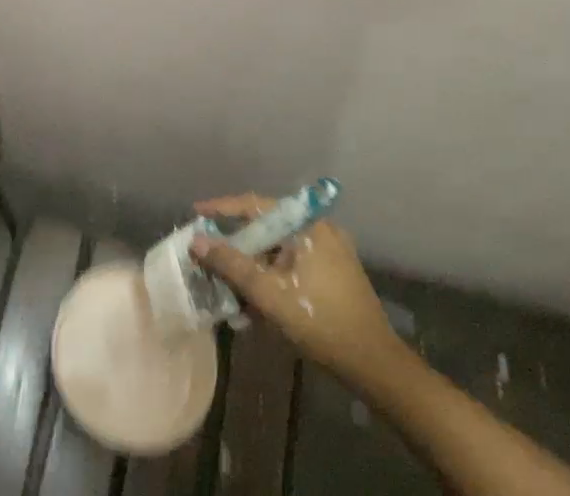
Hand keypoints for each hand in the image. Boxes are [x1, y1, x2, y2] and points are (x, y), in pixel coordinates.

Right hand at [189, 194, 401, 379]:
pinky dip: (269, 276)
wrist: (373, 364)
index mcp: (309, 228)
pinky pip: (291, 265)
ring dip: (251, 266)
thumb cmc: (320, 322)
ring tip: (227, 283)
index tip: (195, 213)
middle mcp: (321, 232)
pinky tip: (253, 301)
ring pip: (278, 250)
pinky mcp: (333, 274)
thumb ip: (230, 264)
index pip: (256, 205)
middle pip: (266, 228)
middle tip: (207, 254)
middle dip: (235, 244)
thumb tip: (196, 241)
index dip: (222, 208)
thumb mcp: (268, 293)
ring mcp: (330, 253)